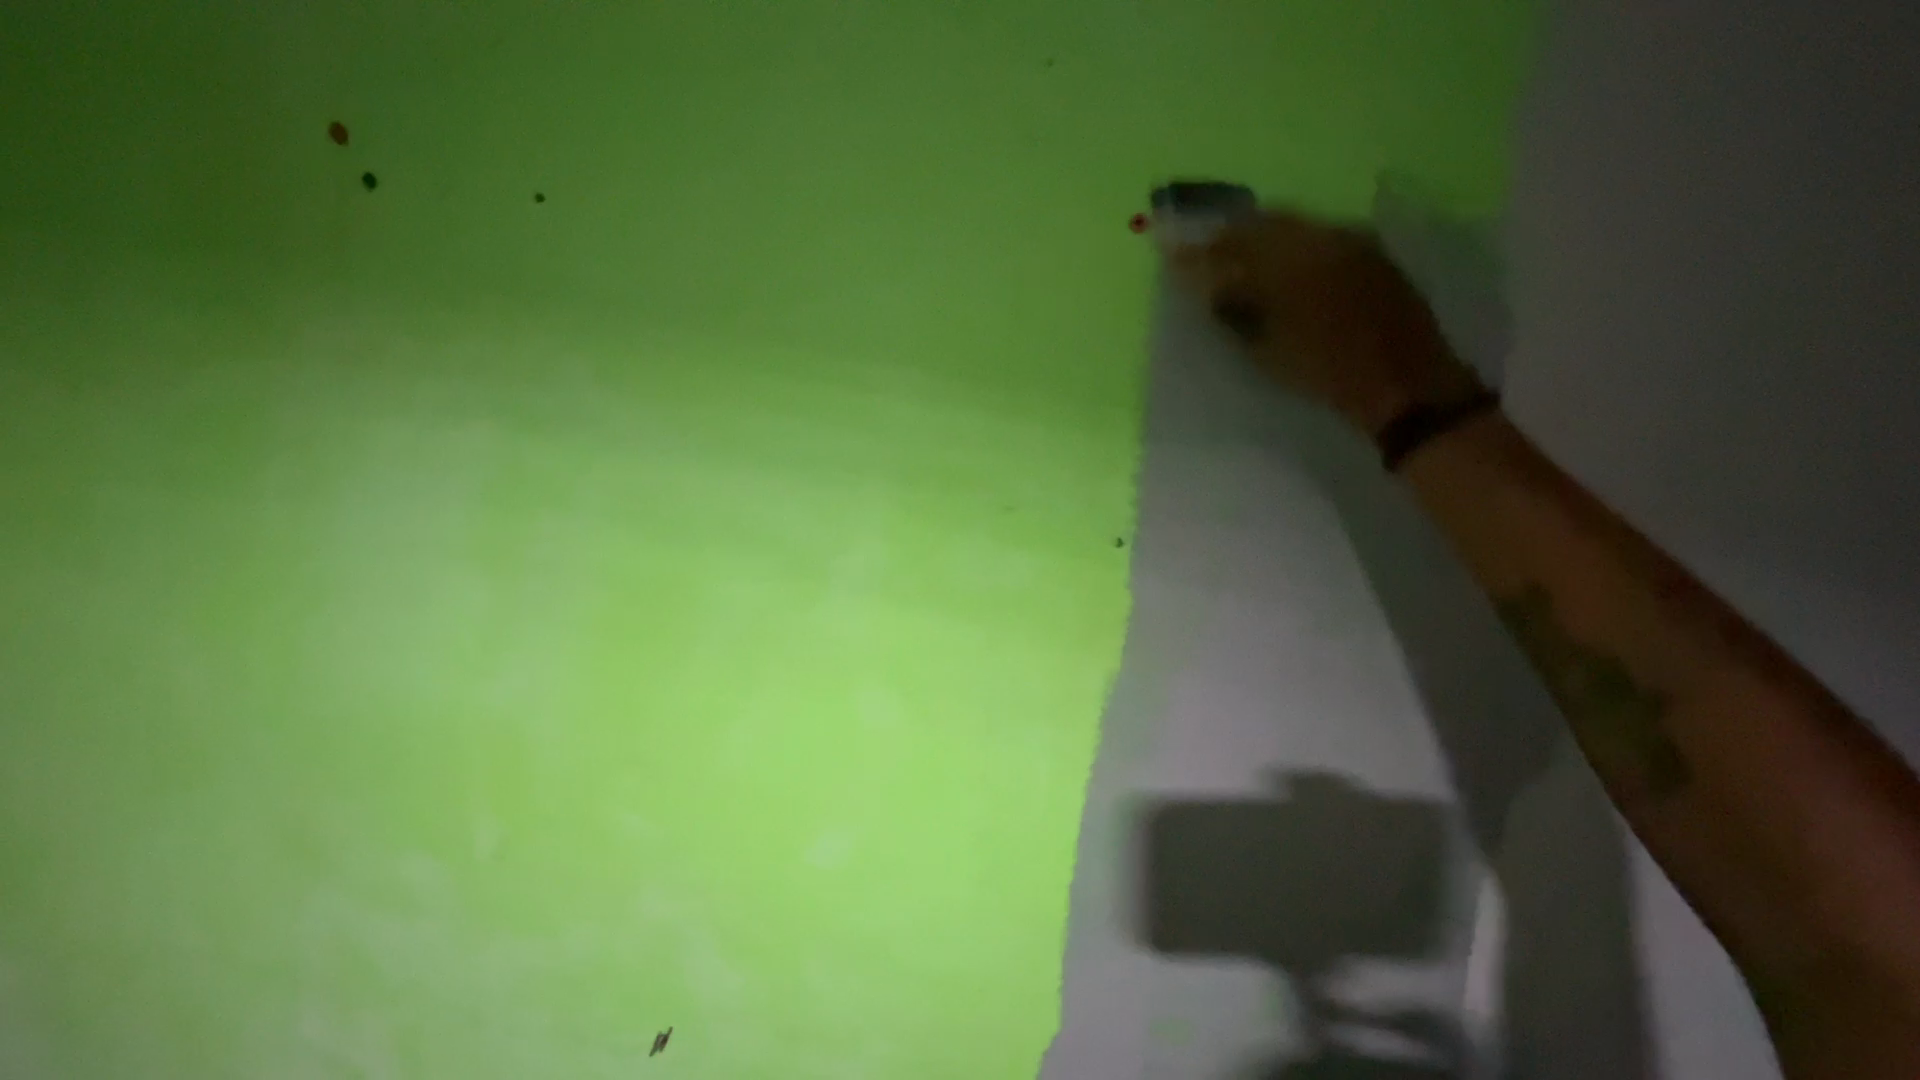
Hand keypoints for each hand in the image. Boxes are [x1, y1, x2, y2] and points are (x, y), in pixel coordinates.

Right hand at [1166, 209, 1483, 433]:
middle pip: (1261, 224)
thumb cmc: (1329, 374)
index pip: (1231, 244)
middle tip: (1198, 248)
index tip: (1168, 251)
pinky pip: (1316, 234)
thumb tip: (1206, 285)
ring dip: (1257, 235)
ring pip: (1291, 225)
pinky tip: (1277, 260)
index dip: (1197, 250)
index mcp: (1290, 260)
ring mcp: (1348, 241)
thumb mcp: (1267, 350)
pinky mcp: (1368, 252)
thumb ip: (1233, 310)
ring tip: (1233, 253)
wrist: (1406, 385)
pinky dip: (1289, 242)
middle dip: (1226, 235)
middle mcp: (1320, 237)